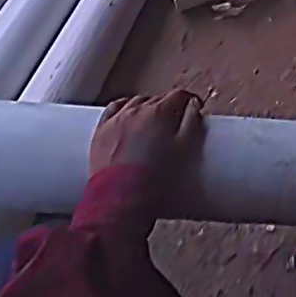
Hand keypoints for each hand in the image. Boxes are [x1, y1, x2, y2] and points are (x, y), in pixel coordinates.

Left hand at [88, 91, 203, 176]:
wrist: (120, 202)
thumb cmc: (155, 179)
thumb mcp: (183, 150)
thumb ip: (191, 123)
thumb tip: (193, 105)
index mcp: (158, 113)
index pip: (178, 95)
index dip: (189, 100)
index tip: (194, 108)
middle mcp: (135, 110)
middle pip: (157, 98)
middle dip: (169, 106)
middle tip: (176, 122)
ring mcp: (116, 119)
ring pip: (136, 102)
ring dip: (147, 108)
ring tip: (153, 123)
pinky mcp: (101, 131)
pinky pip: (113, 109)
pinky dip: (123, 109)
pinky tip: (128, 115)